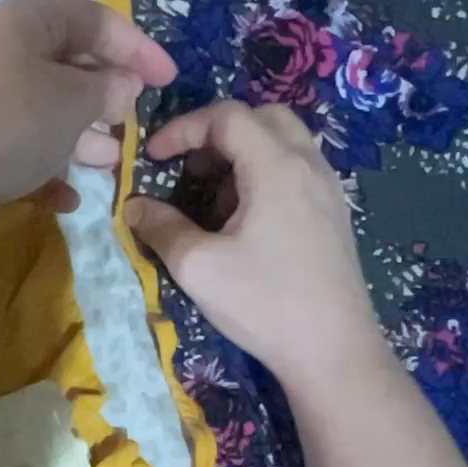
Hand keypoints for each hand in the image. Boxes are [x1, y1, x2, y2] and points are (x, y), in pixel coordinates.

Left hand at [0, 0, 175, 224]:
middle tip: (130, 123)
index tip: (168, 81)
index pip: (96, 20)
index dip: (138, 48)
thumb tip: (122, 86)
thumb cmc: (11, 126)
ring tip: (109, 162)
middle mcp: (4, 51)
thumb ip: (108, 89)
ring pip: (48, 110)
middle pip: (70, 66)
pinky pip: (22, 144)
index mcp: (27, 22)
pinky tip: (66, 198)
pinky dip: (46, 167)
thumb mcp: (73, 103)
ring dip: (82, 137)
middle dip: (106, 99)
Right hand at [124, 101, 385, 389]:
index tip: (152, 158)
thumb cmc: (263, 302)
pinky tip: (242, 222)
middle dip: (216, 133)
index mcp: (276, 166)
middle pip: (262, 119)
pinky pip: (295, 172)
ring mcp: (327, 190)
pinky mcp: (333, 216)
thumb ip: (162, 228)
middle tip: (187, 167)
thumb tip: (134, 206)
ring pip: (283, 144)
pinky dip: (262, 176)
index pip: (227, 117)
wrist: (332, 349)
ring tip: (211, 197)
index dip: (182, 128)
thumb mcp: (198, 266)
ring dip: (241, 155)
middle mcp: (308, 166)